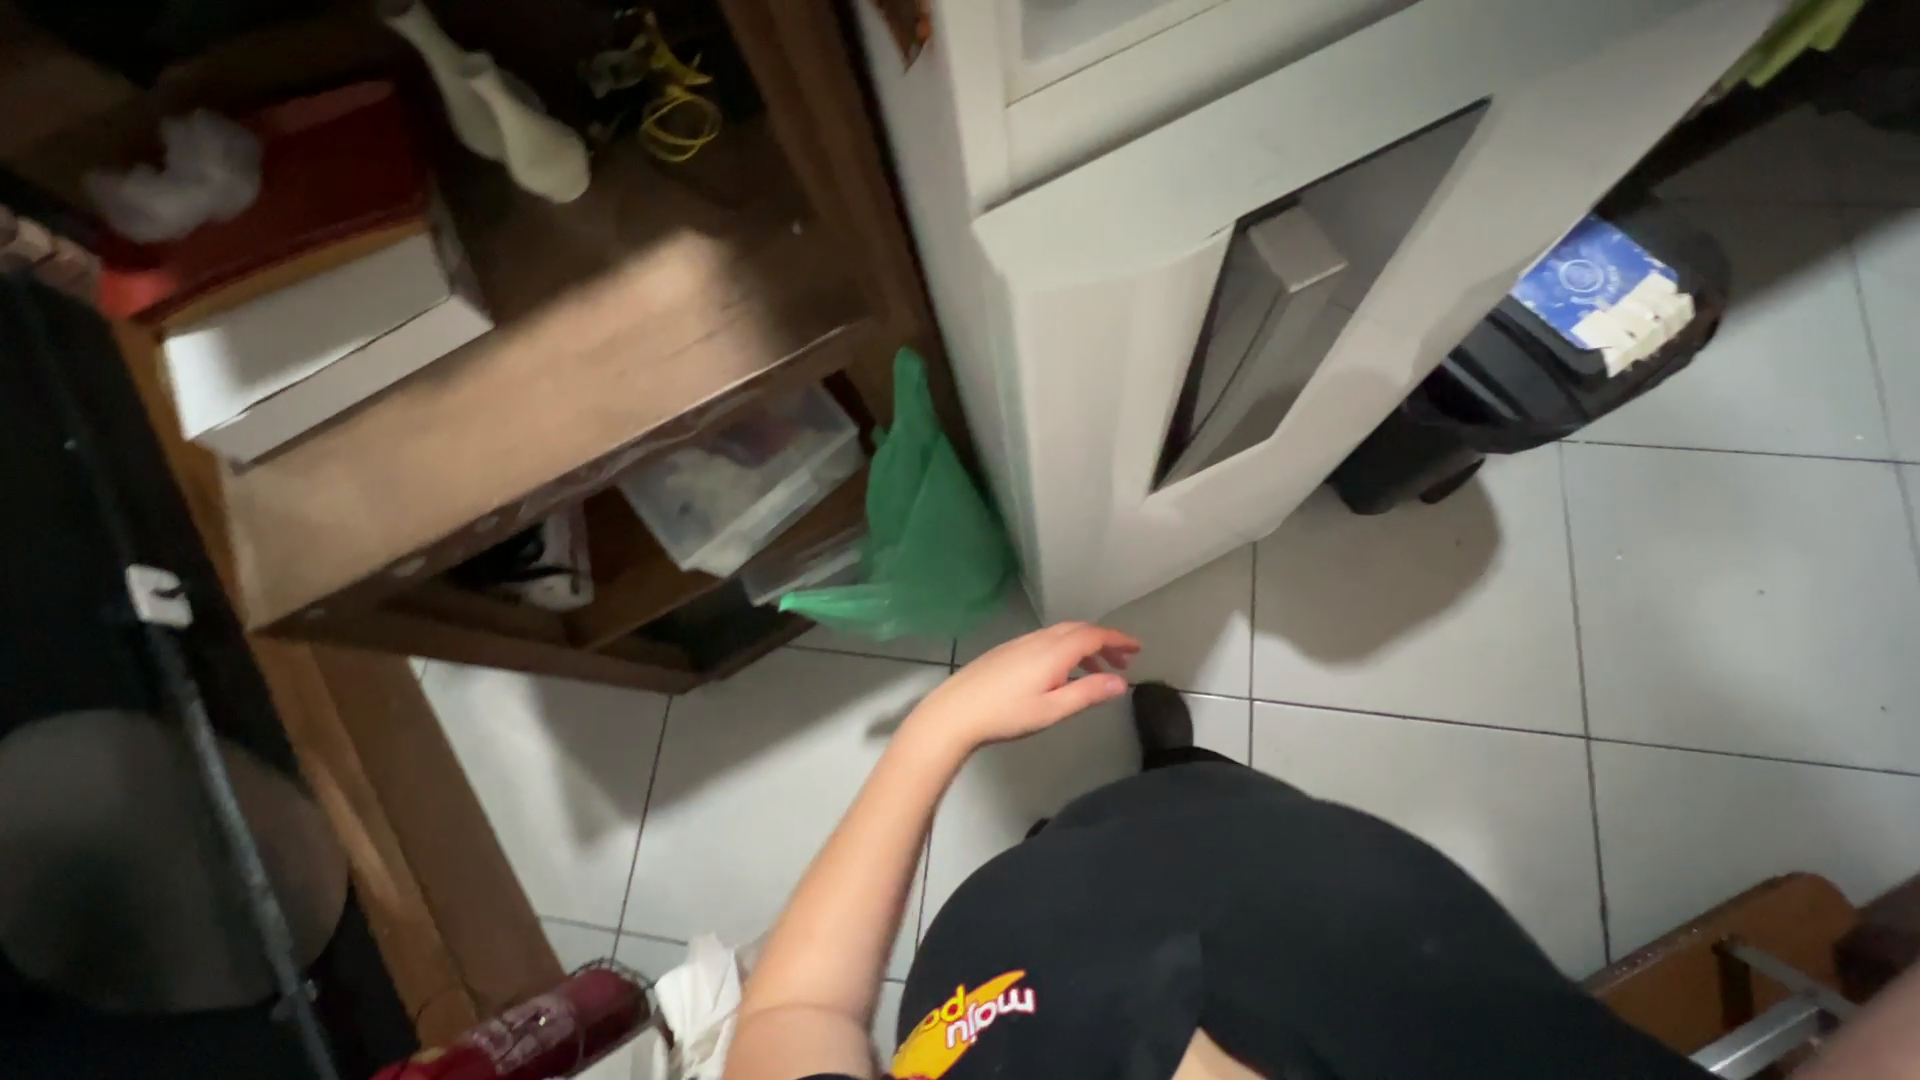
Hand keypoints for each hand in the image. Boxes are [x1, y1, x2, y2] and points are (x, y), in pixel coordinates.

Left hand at [904, 621, 1140, 753]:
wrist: (955, 711)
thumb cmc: (1006, 714)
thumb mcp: (1052, 710)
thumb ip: (1087, 693)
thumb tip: (1121, 682)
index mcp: (1053, 651)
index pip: (1093, 636)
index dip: (1117, 639)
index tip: (1137, 648)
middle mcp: (1038, 640)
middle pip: (1078, 630)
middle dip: (1104, 641)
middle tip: (1124, 661)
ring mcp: (1019, 643)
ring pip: (1060, 635)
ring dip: (1084, 647)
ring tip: (1097, 672)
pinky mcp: (1006, 651)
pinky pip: (1046, 641)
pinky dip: (1065, 649)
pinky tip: (1062, 673)